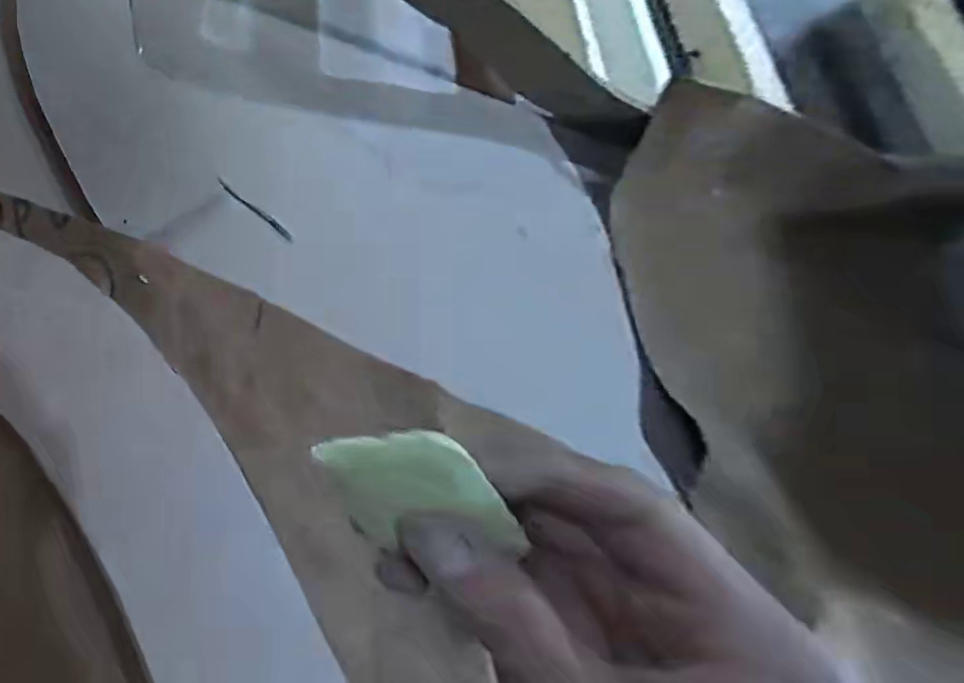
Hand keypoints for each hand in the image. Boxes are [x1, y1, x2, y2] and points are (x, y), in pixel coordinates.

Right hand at [397, 465, 840, 682]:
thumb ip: (515, 620)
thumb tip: (421, 526)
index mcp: (729, 617)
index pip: (627, 505)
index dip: (537, 471)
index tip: (452, 467)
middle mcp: (671, 605)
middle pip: (564, 520)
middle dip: (475, 503)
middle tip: (401, 497)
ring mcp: (619, 631)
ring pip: (525, 552)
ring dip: (452, 542)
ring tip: (390, 551)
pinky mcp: (574, 651)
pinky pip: (509, 593)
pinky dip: (458, 582)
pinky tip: (409, 582)